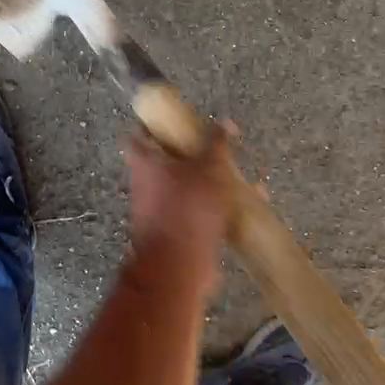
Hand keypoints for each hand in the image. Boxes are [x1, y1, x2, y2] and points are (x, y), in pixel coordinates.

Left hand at [123, 120, 239, 268]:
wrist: (177, 264)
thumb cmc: (188, 208)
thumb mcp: (209, 168)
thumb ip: (216, 143)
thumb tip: (223, 122)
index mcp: (143, 162)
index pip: (136, 134)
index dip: (152, 124)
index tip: (176, 120)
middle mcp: (144, 183)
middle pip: (165, 161)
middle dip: (195, 155)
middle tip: (220, 151)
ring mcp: (157, 208)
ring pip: (185, 186)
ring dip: (212, 182)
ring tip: (244, 179)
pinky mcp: (173, 230)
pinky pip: (196, 210)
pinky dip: (217, 206)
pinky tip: (248, 205)